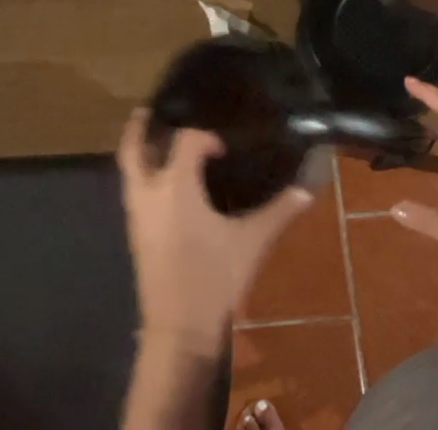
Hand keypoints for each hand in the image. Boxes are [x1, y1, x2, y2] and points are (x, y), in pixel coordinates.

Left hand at [118, 109, 313, 355]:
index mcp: (176, 186)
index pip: (186, 140)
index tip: (223, 148)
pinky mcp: (135, 232)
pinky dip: (142, 174)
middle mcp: (149, 193)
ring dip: (139, 150)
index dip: (205, 137)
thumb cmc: (215, 279)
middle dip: (140, 126)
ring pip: (128, 170)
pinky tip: (163, 180)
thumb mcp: (251, 242)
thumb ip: (279, 210)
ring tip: (157, 137)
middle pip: (133, 148)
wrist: (179, 329)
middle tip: (152, 108)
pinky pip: (133, 190)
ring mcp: (137, 214)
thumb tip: (309, 187)